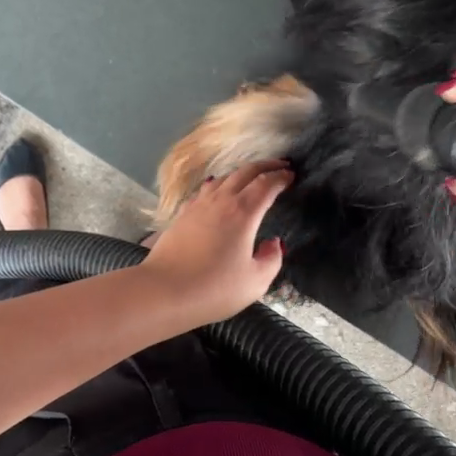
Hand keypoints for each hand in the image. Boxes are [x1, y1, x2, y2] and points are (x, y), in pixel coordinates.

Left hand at [138, 159, 290, 324]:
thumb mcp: (255, 281)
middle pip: (245, 172)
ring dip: (241, 173)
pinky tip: (218, 193)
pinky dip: (219, 185)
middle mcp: (221, 200)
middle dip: (264, 166)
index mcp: (243, 212)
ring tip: (251, 178)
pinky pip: (205, 190)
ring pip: (223, 178)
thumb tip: (274, 242)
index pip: (265, 185)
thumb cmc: (214, 288)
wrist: (164, 290)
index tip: (291, 174)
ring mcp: (198, 204)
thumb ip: (271, 259)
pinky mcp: (183, 213)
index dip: (280, 177)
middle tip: (279, 165)